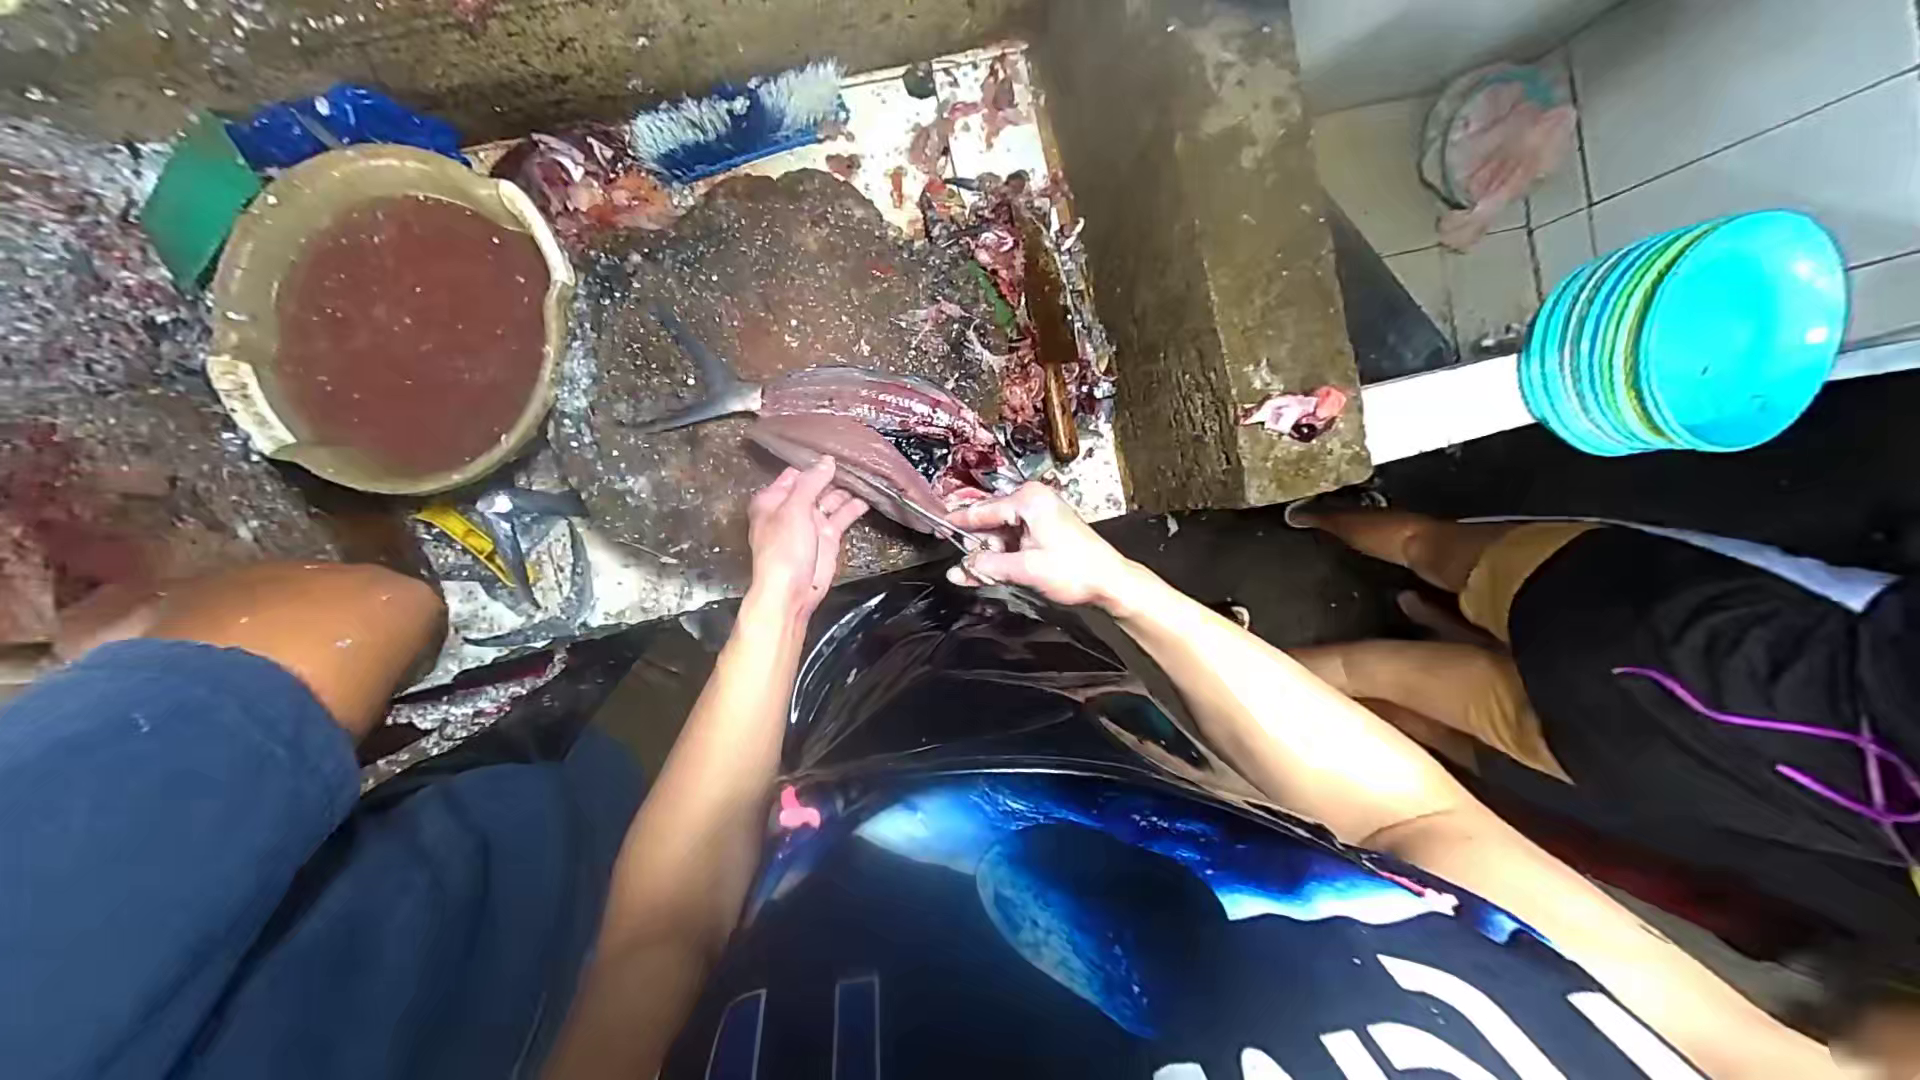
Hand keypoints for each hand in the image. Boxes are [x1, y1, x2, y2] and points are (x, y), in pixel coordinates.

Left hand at [745, 457, 867, 619]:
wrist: (791, 590)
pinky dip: (855, 506)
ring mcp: (811, 522)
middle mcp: (792, 508)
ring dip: (847, 488)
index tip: (835, 447)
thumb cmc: (783, 549)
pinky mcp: (828, 536)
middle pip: (816, 484)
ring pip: (831, 498)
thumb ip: (811, 482)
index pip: (795, 473)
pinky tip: (868, 496)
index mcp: (774, 499)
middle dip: (834, 473)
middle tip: (857, 458)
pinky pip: (843, 516)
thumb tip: (827, 461)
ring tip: (866, 474)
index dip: (814, 462)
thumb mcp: (794, 508)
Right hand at [944, 482, 1152, 613]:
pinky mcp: (1043, 530)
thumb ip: (988, 566)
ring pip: (999, 534)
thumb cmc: (1078, 570)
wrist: (1110, 583)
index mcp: (1029, 500)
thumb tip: (960, 568)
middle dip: (975, 547)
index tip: (938, 528)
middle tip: (963, 569)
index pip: (983, 510)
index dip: (957, 523)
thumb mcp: (1025, 569)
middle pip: (989, 522)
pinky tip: (988, 572)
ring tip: (976, 576)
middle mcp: (1033, 501)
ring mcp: (1039, 516)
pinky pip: (1012, 540)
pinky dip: (1001, 556)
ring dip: (987, 556)